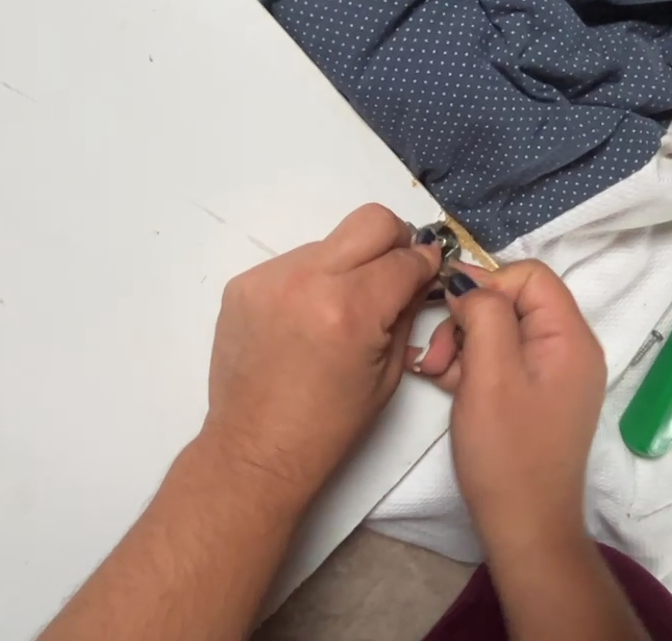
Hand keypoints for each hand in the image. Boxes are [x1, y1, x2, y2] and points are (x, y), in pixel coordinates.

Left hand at [198, 203, 441, 503]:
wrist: (254, 451)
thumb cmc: (329, 427)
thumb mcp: (388, 374)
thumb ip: (407, 311)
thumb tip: (420, 271)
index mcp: (351, 309)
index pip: (406, 258)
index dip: (425, 263)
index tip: (428, 269)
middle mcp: (309, 279)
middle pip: (370, 220)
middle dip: (394, 240)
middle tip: (393, 270)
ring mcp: (270, 277)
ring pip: (329, 241)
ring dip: (347, 263)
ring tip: (339, 307)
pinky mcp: (243, 283)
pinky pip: (293, 262)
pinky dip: (310, 280)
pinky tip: (305, 319)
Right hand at [414, 260, 605, 554]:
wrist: (523, 527)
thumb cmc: (507, 449)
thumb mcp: (490, 371)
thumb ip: (482, 313)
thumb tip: (467, 281)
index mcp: (569, 337)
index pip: (528, 276)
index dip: (487, 285)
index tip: (451, 312)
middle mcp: (566, 348)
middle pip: (510, 301)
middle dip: (466, 319)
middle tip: (436, 355)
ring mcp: (550, 372)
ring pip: (498, 328)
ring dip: (460, 342)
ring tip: (435, 372)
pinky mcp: (533, 393)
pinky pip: (499, 357)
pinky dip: (469, 363)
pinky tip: (445, 382)